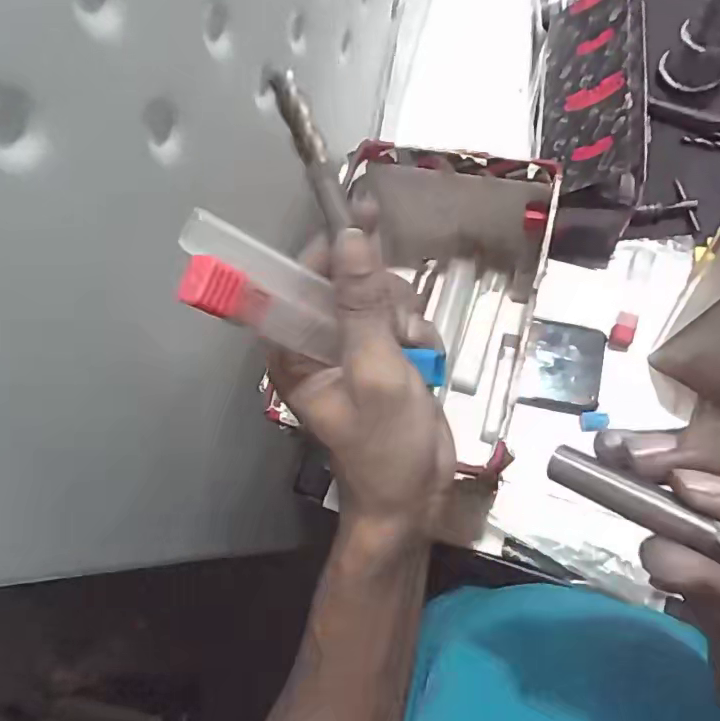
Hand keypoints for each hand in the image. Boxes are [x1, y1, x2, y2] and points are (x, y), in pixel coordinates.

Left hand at [268, 228, 453, 531]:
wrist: (414, 499)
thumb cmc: (386, 448)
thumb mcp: (377, 373)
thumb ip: (364, 305)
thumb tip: (351, 238)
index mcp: (294, 348)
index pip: (300, 278)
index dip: (330, 249)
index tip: (364, 221)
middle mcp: (317, 342)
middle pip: (347, 281)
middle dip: (383, 298)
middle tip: (401, 328)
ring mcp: (354, 349)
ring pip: (382, 298)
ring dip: (407, 319)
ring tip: (415, 356)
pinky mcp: (384, 357)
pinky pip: (403, 321)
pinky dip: (420, 336)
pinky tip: (425, 364)